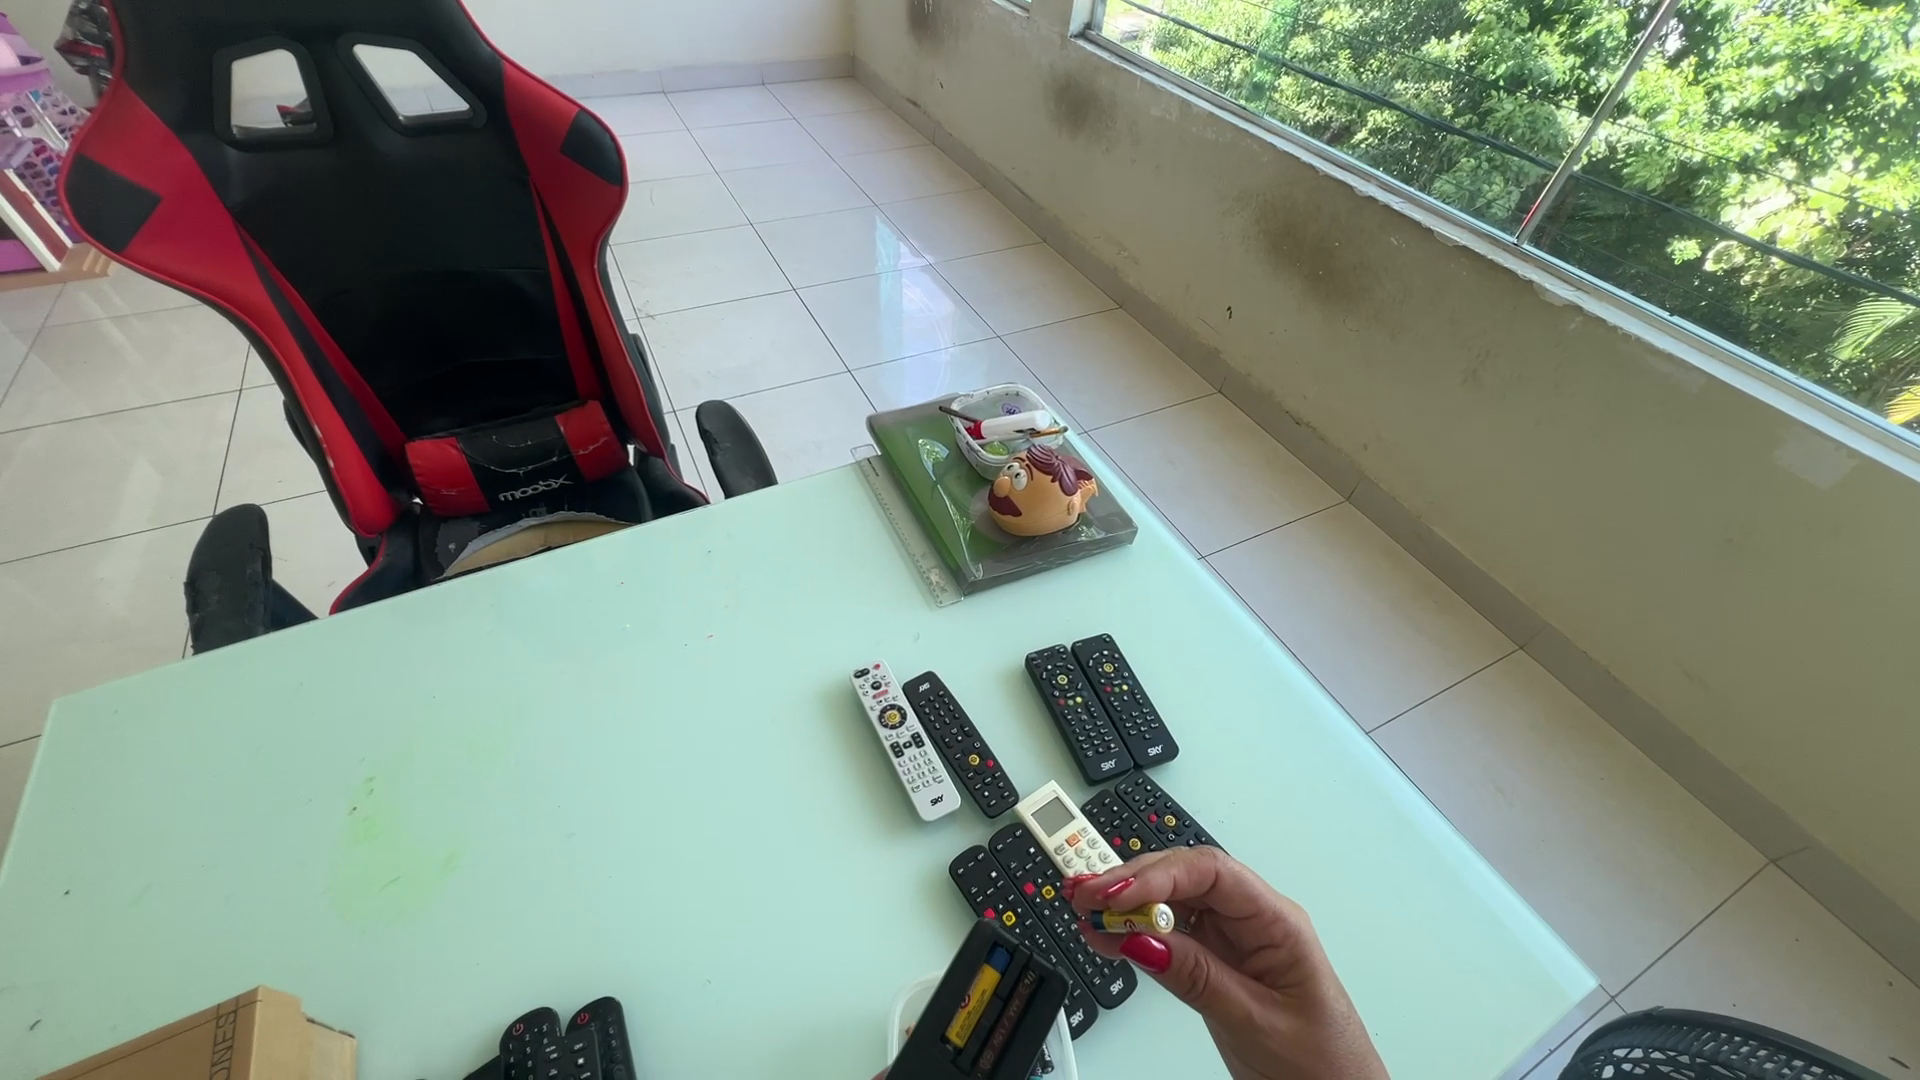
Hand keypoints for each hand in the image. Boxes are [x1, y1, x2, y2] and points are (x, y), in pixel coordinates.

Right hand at [1068, 846, 1387, 1079]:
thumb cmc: (1324, 1065)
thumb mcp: (1256, 1022)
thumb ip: (1197, 977)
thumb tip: (1139, 937)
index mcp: (1275, 920)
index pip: (1210, 873)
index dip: (1159, 874)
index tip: (1117, 894)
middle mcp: (1249, 918)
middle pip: (1183, 877)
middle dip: (1131, 881)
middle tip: (1086, 894)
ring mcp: (1229, 936)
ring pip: (1170, 900)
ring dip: (1125, 902)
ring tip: (1084, 907)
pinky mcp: (1213, 957)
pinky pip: (1167, 932)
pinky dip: (1133, 930)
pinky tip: (1106, 933)